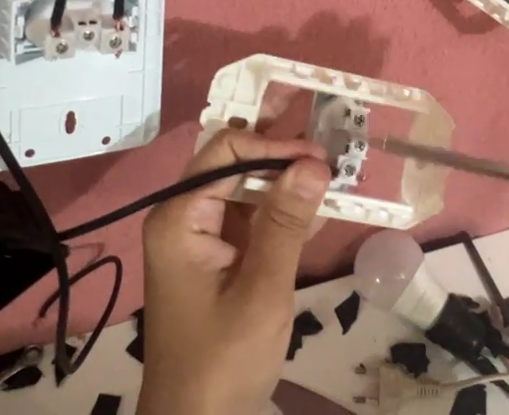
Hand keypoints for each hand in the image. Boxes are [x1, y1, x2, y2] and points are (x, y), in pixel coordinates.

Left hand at [135, 130, 332, 414]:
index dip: (273, 146)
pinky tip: (313, 215)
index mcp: (179, 218)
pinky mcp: (214, 256)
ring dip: (284, 183)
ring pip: (244, 187)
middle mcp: (182, 216)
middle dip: (281, 157)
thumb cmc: (222, 362)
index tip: (320, 159)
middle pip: (232, 163)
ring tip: (329, 181)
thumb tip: (315, 161)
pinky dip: (279, 212)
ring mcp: (197, 237)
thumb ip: (286, 224)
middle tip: (329, 161)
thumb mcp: (261, 292)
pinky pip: (248, 216)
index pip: (227, 152)